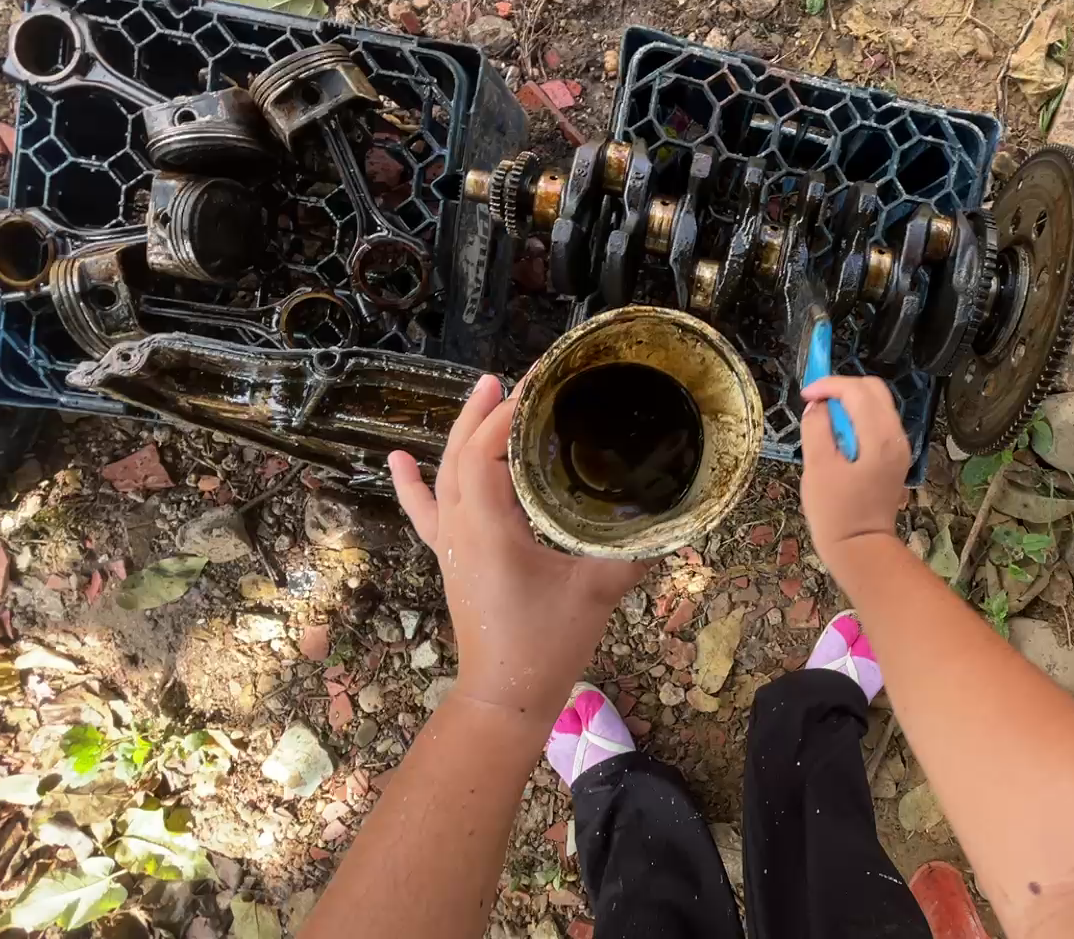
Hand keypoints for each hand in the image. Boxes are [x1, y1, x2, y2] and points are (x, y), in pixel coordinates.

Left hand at [388, 376, 644, 720]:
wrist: (505, 695)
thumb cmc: (546, 643)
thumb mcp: (597, 591)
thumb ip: (634, 552)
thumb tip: (675, 521)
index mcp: (490, 528)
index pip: (488, 454)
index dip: (508, 417)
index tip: (539, 388)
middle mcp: (462, 528)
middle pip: (461, 455)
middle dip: (483, 412)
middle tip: (509, 377)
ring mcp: (451, 544)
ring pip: (446, 475)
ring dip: (461, 432)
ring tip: (480, 394)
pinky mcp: (452, 558)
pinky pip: (427, 512)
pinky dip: (412, 483)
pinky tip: (397, 460)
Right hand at [798, 374, 911, 559]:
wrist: (860, 548)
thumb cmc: (835, 511)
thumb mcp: (817, 467)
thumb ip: (817, 429)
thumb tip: (818, 406)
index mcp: (880, 438)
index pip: (857, 392)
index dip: (829, 386)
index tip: (806, 396)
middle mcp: (896, 437)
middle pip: (874, 390)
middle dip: (843, 388)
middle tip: (816, 402)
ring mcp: (899, 448)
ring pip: (878, 405)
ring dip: (850, 403)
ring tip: (824, 418)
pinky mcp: (894, 457)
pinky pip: (878, 423)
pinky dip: (858, 418)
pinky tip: (838, 435)